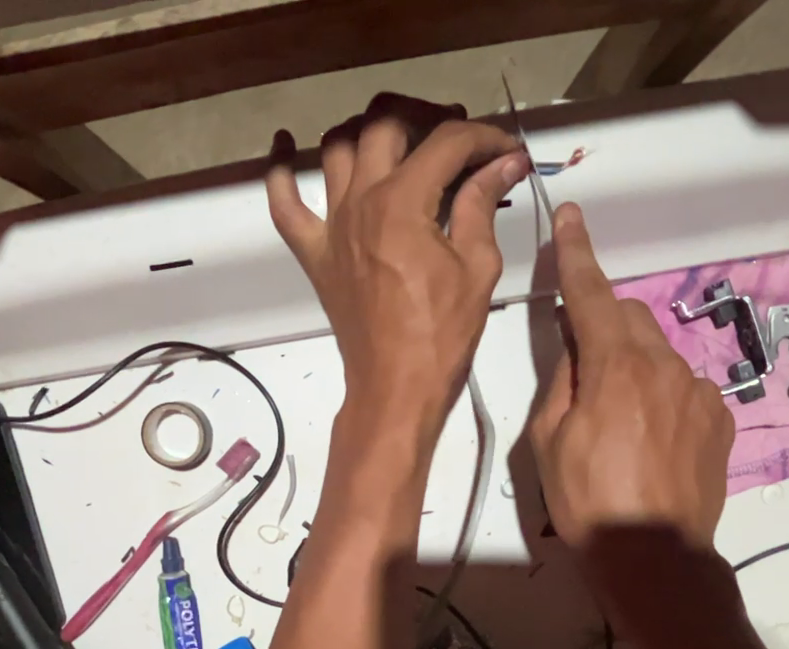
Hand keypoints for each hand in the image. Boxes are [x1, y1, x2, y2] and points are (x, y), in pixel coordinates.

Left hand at [267, 95, 527, 446]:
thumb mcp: (476, 268)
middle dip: (426, 120)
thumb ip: (482, 205)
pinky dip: (279, 169)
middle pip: (386, 126)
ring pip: (336, 149)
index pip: (447, 143)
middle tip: (455, 143)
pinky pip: (283, 203)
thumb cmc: (442, 335)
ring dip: (368, 132)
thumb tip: (503, 162)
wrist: (395, 389)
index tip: (508, 152)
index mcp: (403, 202)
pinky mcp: (313, 253)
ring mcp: (331, 226)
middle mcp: (360, 201)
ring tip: (398, 142)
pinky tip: (283, 143)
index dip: (485, 137)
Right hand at [529, 202, 736, 551]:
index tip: (571, 217)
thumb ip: (561, 384)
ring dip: (632, 364)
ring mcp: (698, 391)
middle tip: (581, 363)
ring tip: (617, 421)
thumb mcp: (548, 444)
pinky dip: (660, 394)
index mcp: (614, 369)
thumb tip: (575, 351)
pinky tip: (649, 439)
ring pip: (658, 352)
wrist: (655, 560)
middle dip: (602, 322)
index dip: (576, 254)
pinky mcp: (720, 419)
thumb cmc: (588, 504)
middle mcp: (663, 366)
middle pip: (630, 317)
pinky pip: (683, 386)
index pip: (590, 295)